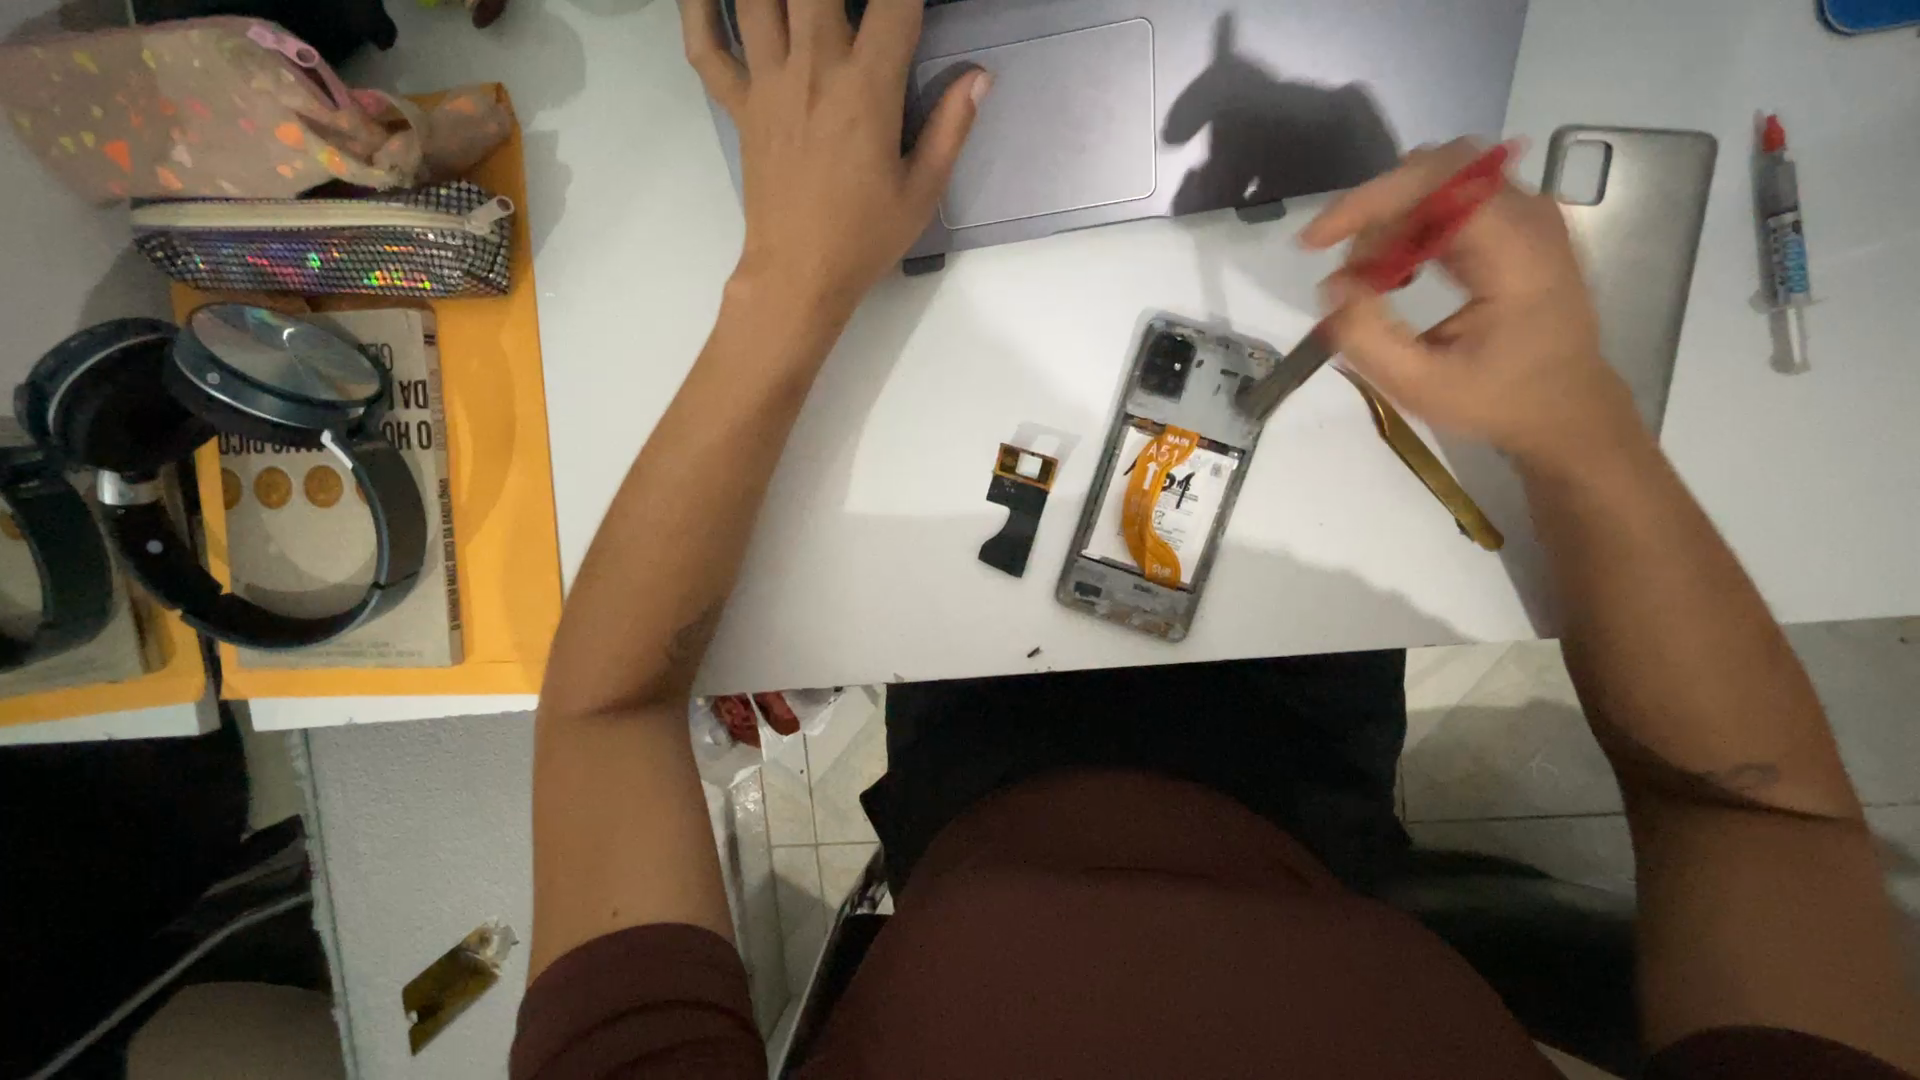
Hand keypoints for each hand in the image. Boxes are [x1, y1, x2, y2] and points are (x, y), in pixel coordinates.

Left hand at [681, 0, 988, 322]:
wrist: (799, 274)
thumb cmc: (864, 238)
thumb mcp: (921, 192)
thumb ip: (951, 128)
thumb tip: (980, 77)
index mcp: (867, 90)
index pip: (894, 5)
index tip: (911, 1)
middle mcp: (813, 69)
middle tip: (854, 0)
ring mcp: (768, 83)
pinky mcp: (739, 105)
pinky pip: (705, 46)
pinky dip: (698, 10)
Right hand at [1300, 139, 1638, 468]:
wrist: (1565, 408)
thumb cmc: (1497, 400)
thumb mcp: (1420, 385)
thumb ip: (1367, 337)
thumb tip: (1332, 285)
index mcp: (1516, 251)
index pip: (1439, 181)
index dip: (1369, 200)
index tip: (1315, 241)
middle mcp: (1529, 216)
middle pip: (1437, 171)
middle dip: (1377, 212)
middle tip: (1351, 271)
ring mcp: (1528, 216)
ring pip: (1441, 182)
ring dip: (1391, 222)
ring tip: (1373, 280)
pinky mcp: (1518, 226)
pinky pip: (1453, 200)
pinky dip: (1411, 228)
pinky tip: (1399, 273)